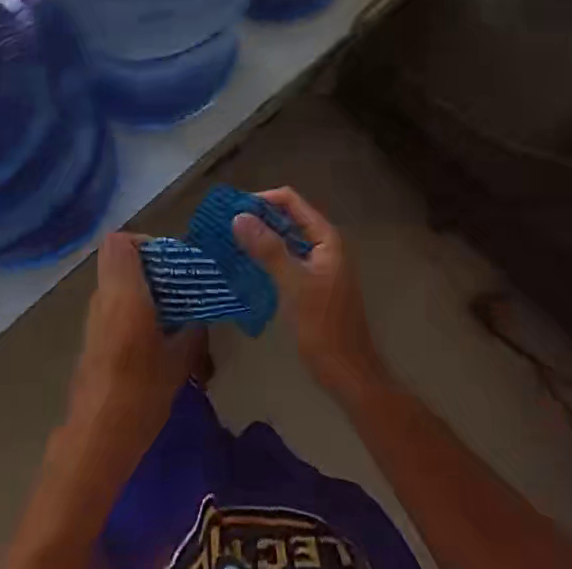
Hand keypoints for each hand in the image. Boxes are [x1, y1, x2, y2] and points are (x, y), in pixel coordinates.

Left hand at [66, 233, 197, 449]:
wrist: (96, 439)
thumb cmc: (140, 392)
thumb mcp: (180, 359)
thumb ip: (193, 329)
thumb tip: (202, 316)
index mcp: (123, 293)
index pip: (119, 242)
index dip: (146, 243)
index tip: (173, 263)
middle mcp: (103, 299)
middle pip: (120, 262)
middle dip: (153, 269)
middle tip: (182, 288)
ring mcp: (93, 320)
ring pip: (118, 287)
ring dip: (144, 291)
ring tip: (176, 315)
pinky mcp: (93, 341)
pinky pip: (115, 309)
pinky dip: (136, 311)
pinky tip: (160, 339)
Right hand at [234, 188, 385, 397]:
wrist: (346, 372)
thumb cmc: (324, 326)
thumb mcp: (294, 285)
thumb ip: (268, 249)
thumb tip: (239, 217)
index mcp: (326, 238)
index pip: (291, 201)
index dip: (262, 199)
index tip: (233, 209)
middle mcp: (324, 245)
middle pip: (288, 217)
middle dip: (258, 217)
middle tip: (224, 225)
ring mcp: (318, 264)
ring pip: (285, 238)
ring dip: (260, 236)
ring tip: (229, 241)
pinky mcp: (310, 282)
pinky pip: (285, 258)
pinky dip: (266, 256)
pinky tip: (244, 264)